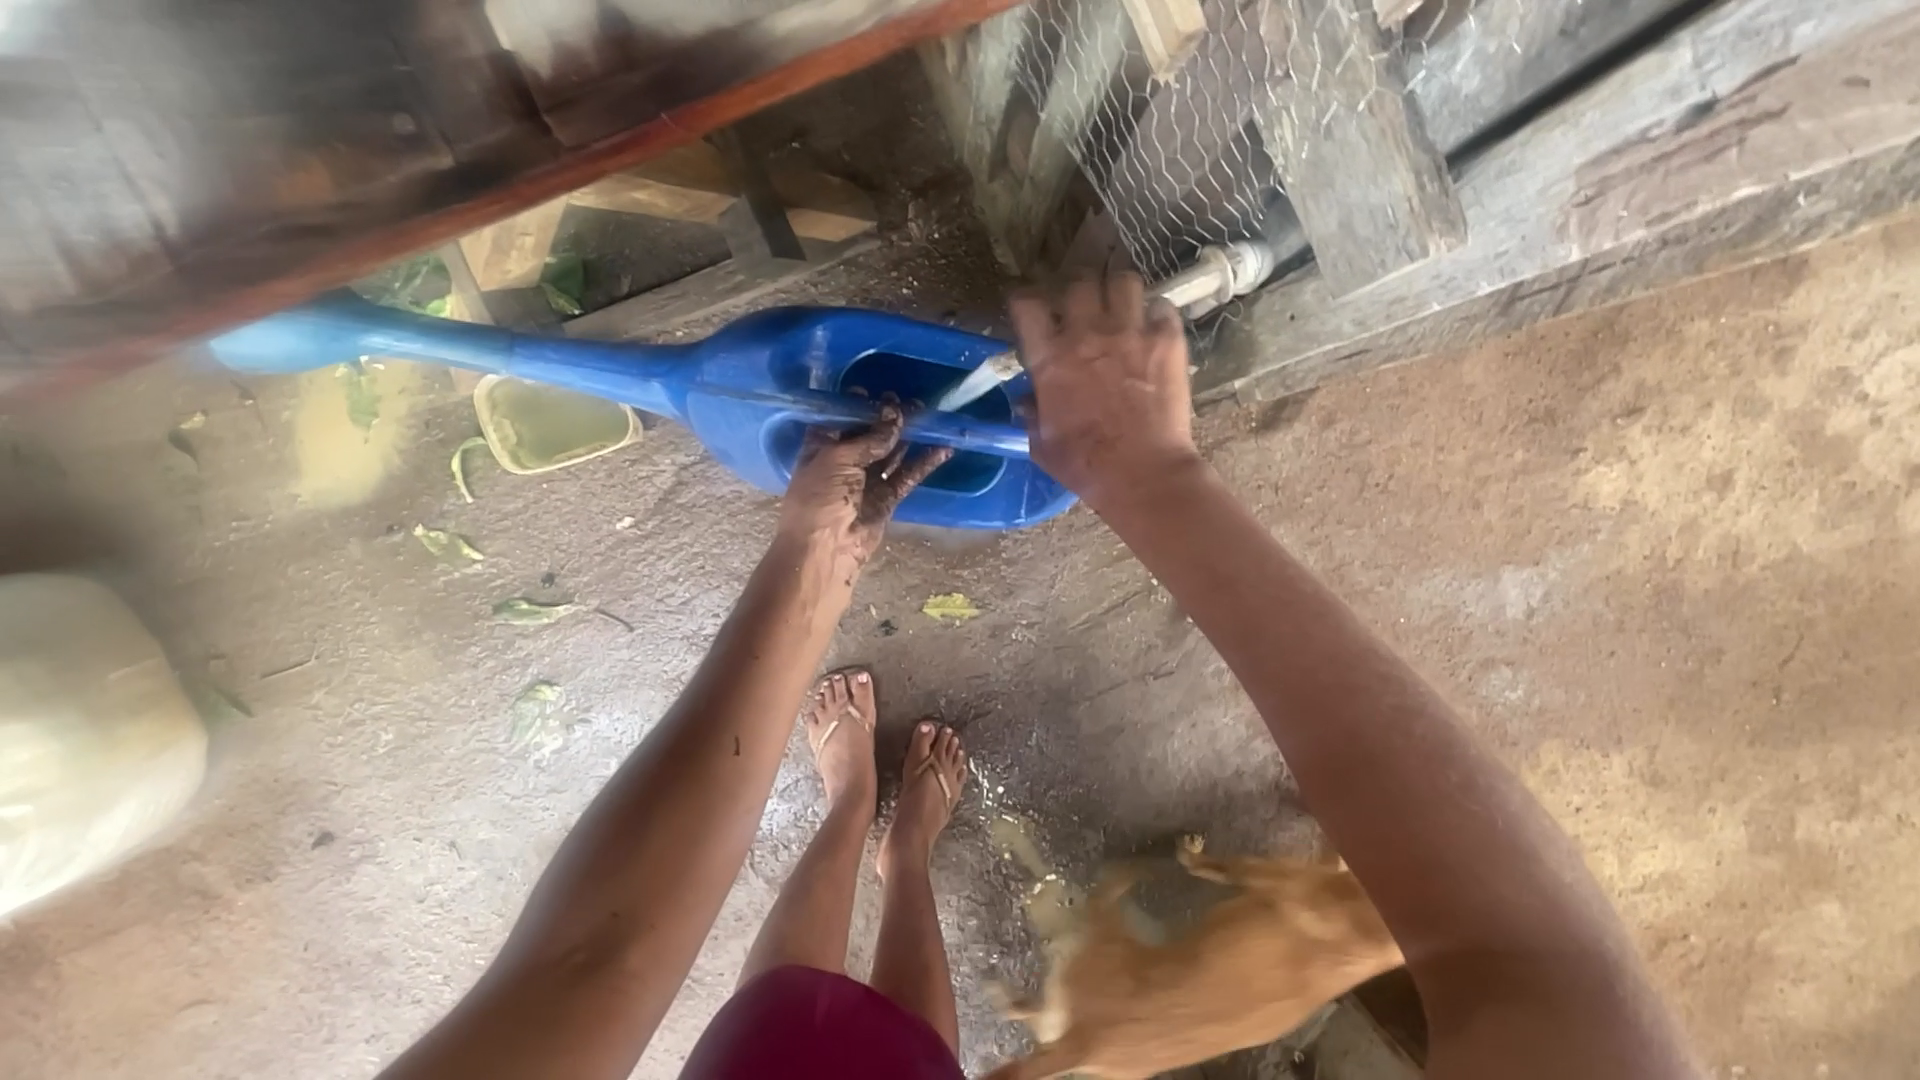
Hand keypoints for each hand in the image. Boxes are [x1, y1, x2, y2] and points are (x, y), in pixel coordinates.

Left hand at [777, 405, 951, 576]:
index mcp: (820, 447)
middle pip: (869, 434)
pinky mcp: (885, 500)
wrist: (824, 550)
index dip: (859, 405)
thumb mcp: (838, 458)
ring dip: (908, 436)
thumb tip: (895, 414)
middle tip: (909, 401)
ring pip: (890, 454)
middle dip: (888, 418)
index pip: (841, 419)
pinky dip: (924, 463)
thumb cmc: (819, 498)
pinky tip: (943, 448)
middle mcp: (842, 462)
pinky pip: (906, 477)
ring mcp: (865, 482)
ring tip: (929, 415)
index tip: (879, 393)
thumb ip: (870, 437)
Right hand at [1009, 274, 1200, 512]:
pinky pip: (1162, 306)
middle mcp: (1087, 334)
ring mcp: (1130, 333)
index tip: (1030, 308)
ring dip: (1118, 292)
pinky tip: (1154, 329)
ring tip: (1120, 307)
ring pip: (1122, 281)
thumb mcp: (1043, 445)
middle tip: (1081, 307)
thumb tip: (1026, 401)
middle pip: (1078, 282)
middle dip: (1077, 291)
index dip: (1026, 301)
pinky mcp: (1167, 340)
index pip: (1027, 304)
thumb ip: (1033, 415)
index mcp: (1050, 359)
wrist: (1142, 473)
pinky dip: (1156, 314)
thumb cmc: (1085, 465)